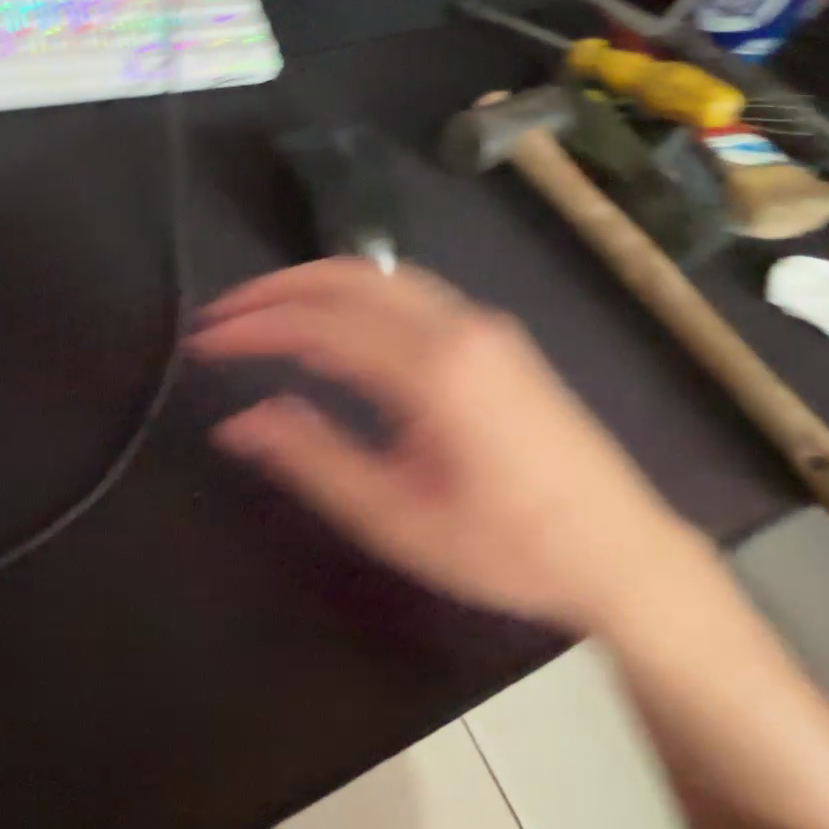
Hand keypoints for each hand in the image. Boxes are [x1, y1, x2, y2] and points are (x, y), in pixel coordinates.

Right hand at [190, 259, 711, 630]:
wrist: (622, 550)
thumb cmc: (508, 548)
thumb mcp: (398, 520)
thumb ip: (314, 461)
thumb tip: (240, 422)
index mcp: (434, 371)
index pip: (320, 325)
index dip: (255, 327)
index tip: (206, 340)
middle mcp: (460, 328)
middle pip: (350, 278)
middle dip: (278, 288)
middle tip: (224, 314)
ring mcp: (485, 326)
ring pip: (382, 278)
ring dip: (316, 285)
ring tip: (265, 313)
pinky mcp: (497, 337)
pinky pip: (409, 295)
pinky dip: (354, 296)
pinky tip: (333, 325)